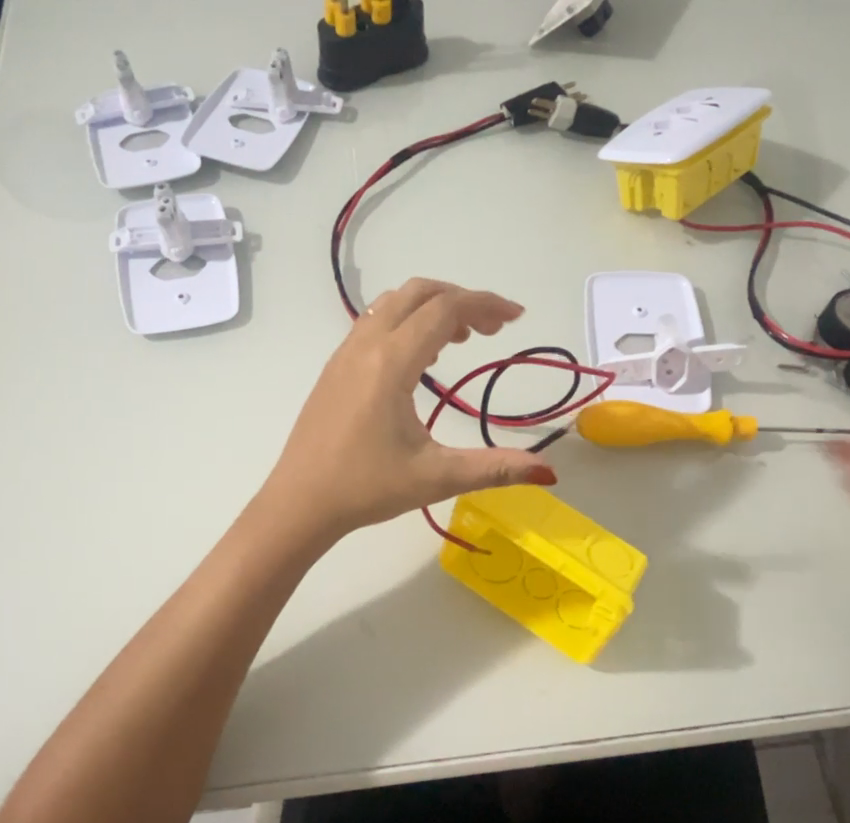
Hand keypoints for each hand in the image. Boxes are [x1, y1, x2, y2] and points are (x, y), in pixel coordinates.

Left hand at [261, 279, 555, 537]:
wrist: (300, 502)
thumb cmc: (366, 488)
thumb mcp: (436, 477)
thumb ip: (495, 469)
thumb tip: (549, 474)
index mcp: (391, 363)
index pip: (444, 310)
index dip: (485, 305)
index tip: (516, 319)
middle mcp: (366, 346)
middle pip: (418, 293)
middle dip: (461, 299)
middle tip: (492, 328)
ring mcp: (344, 355)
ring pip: (392, 304)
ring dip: (431, 308)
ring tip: (461, 339)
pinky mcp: (334, 369)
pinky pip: (374, 323)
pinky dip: (406, 322)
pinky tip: (420, 360)